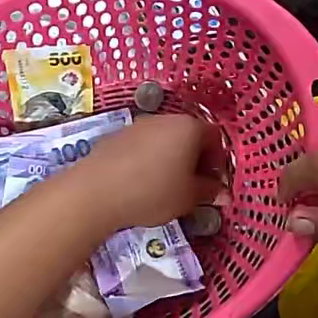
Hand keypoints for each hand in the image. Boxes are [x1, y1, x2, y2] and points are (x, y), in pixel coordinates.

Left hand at [65, 114, 223, 231]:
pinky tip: (142, 184)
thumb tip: (221, 193)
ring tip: (167, 187)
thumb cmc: (153, 191)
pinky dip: (149, 161)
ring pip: (165, 140)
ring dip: (172, 160)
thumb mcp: (189, 198)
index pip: (215, 138)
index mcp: (189, 128)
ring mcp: (138, 125)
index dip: (218, 161)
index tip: (214, 183)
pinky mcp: (116, 136)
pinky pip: (143, 147)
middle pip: (189, 136)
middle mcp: (165, 119)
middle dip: (195, 160)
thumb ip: (209, 192)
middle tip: (194, 186)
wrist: (96, 192)